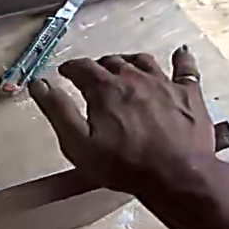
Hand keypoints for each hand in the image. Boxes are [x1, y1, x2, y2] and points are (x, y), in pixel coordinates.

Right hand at [27, 46, 221, 198]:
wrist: (177, 176)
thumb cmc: (121, 163)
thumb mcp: (76, 142)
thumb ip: (57, 110)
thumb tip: (38, 83)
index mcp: (105, 89)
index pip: (82, 67)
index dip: (70, 68)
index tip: (64, 72)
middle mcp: (134, 79)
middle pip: (112, 62)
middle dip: (97, 67)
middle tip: (90, 77)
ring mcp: (165, 84)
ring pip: (143, 62)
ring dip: (128, 62)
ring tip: (121, 67)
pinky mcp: (190, 95)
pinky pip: (187, 69)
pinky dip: (181, 58)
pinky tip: (180, 52)